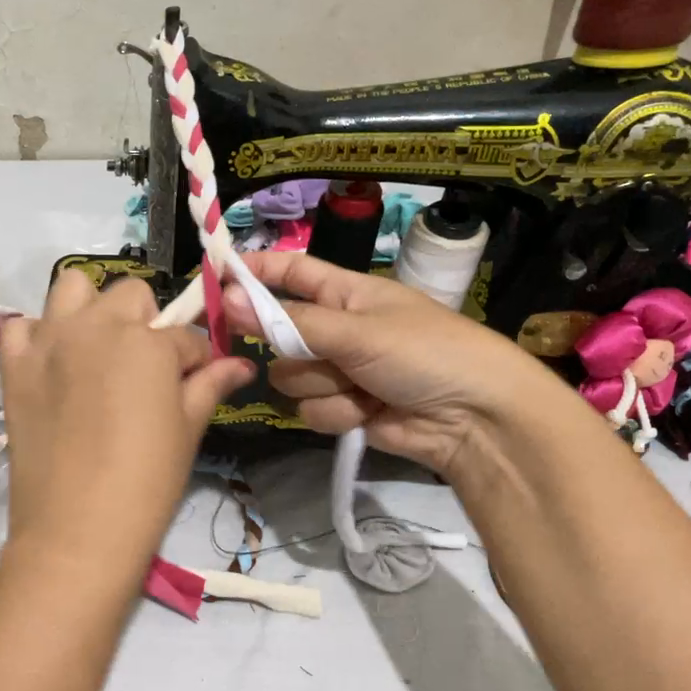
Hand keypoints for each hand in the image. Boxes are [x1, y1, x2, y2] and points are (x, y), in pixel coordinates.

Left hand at [0, 269, 253, 577]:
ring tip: (96, 350)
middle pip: (129, 296)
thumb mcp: (187, 430)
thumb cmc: (145, 482)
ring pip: (71, 287)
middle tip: (144, 368)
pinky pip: (21, 325)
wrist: (76, 530)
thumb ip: (210, 385)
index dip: (195, 360)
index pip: (184, 336)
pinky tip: (52, 365)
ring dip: (90, 309)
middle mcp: (97, 326)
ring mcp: (50, 340)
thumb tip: (241, 364)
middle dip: (144, 323)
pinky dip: (37, 336)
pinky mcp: (15, 365)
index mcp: (148, 342)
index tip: (194, 381)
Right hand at [220, 252, 567, 476]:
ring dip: (323, 388)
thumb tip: (227, 300)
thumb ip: (288, 321)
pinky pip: (310, 410)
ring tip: (362, 388)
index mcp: (345, 292)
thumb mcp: (356, 330)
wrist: (475, 418)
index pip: (289, 272)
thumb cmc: (425, 352)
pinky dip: (337, 415)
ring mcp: (339, 371)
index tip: (214, 281)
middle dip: (293, 350)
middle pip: (278, 335)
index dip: (253, 273)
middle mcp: (337, 328)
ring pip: (291, 379)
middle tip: (319, 352)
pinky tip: (369, 413)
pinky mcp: (344, 409)